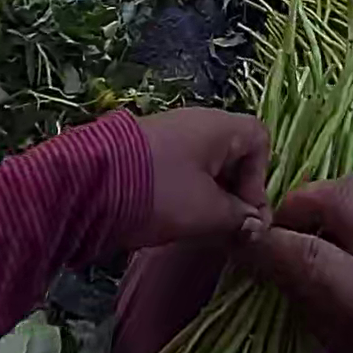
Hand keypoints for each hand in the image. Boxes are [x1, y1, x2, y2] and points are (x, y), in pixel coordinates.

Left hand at [131, 108, 270, 248]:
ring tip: (203, 230)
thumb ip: (238, 219)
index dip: (260, 177)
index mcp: (221, 126)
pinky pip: (184, 168)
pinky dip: (189, 192)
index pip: (260, 140)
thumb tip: (255, 226)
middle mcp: (200, 122)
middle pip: (235, 153)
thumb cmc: (162, 190)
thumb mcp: (207, 211)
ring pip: (208, 164)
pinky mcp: (150, 150)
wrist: (92, 181)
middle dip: (236, 193)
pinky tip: (177, 218)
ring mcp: (173, 133)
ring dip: (212, 196)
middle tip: (229, 231)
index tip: (247, 213)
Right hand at [244, 177, 352, 352]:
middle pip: (336, 196)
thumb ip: (306, 306)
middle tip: (274, 229)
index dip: (268, 243)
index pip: (307, 251)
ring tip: (302, 229)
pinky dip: (345, 208)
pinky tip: (333, 236)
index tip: (241, 241)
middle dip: (296, 204)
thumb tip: (267, 266)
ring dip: (322, 199)